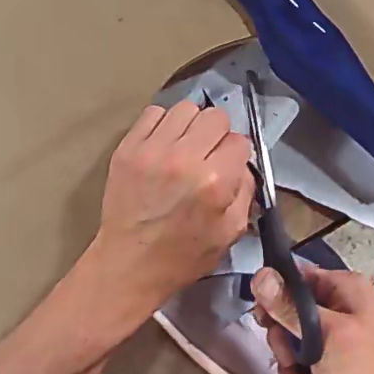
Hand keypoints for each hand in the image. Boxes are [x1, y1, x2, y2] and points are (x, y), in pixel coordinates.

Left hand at [77, 101, 254, 324]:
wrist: (129, 264)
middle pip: (215, 117)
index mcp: (214, 182)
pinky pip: (153, 113)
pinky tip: (163, 145)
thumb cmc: (183, 255)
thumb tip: (241, 162)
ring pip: (186, 109)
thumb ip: (245, 190)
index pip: (239, 141)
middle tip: (209, 154)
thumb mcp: (231, 232)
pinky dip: (163, 124)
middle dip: (218, 134)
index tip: (228, 165)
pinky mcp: (127, 148)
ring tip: (185, 146)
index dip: (237, 154)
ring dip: (191, 126)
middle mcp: (184, 158)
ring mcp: (152, 150)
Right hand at [252, 263, 373, 373]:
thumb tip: (260, 275)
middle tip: (288, 360)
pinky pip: (308, 365)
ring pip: (296, 342)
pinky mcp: (337, 363)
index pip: (298, 277)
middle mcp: (344, 305)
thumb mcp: (325, 337)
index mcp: (346, 288)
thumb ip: (289, 308)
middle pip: (292, 312)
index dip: (275, 295)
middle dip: (286, 342)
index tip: (262, 320)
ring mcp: (340, 336)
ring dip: (293, 368)